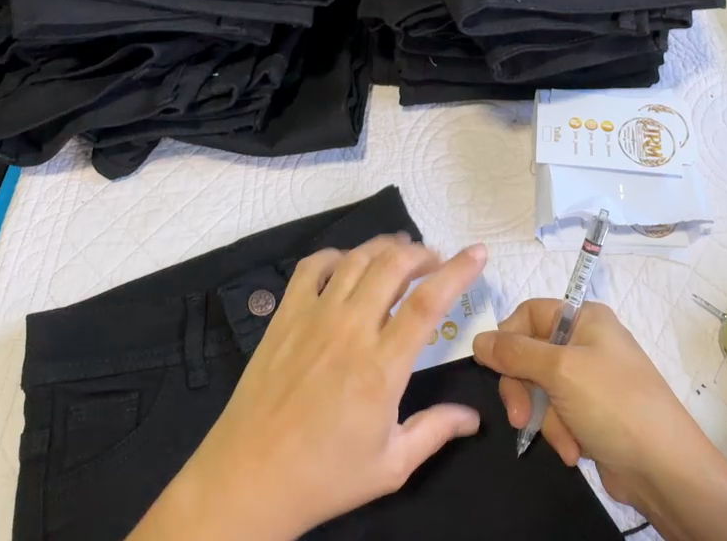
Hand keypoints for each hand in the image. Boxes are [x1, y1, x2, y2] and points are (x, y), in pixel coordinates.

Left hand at [129, 236, 487, 540]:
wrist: (248, 479)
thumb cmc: (323, 477)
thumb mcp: (390, 466)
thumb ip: (435, 431)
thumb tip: (473, 417)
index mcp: (381, 367)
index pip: (428, 302)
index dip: (458, 271)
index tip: (478, 252)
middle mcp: (350, 330)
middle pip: (393, 265)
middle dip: (422, 253)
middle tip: (436, 260)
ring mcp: (313, 318)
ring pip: (356, 259)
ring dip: (385, 247)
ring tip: (402, 253)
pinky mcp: (285, 317)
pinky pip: (312, 268)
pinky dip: (337, 255)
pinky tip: (349, 264)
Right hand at [472, 299, 716, 505]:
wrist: (663, 468)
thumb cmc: (613, 403)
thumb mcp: (560, 370)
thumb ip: (514, 352)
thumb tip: (478, 340)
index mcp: (585, 318)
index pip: (529, 313)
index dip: (509, 338)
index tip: (494, 367)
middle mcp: (586, 342)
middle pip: (529, 355)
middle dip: (524, 390)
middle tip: (520, 417)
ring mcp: (588, 379)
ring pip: (538, 389)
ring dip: (545, 418)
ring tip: (564, 441)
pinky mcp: (590, 412)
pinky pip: (556, 414)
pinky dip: (559, 432)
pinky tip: (574, 450)